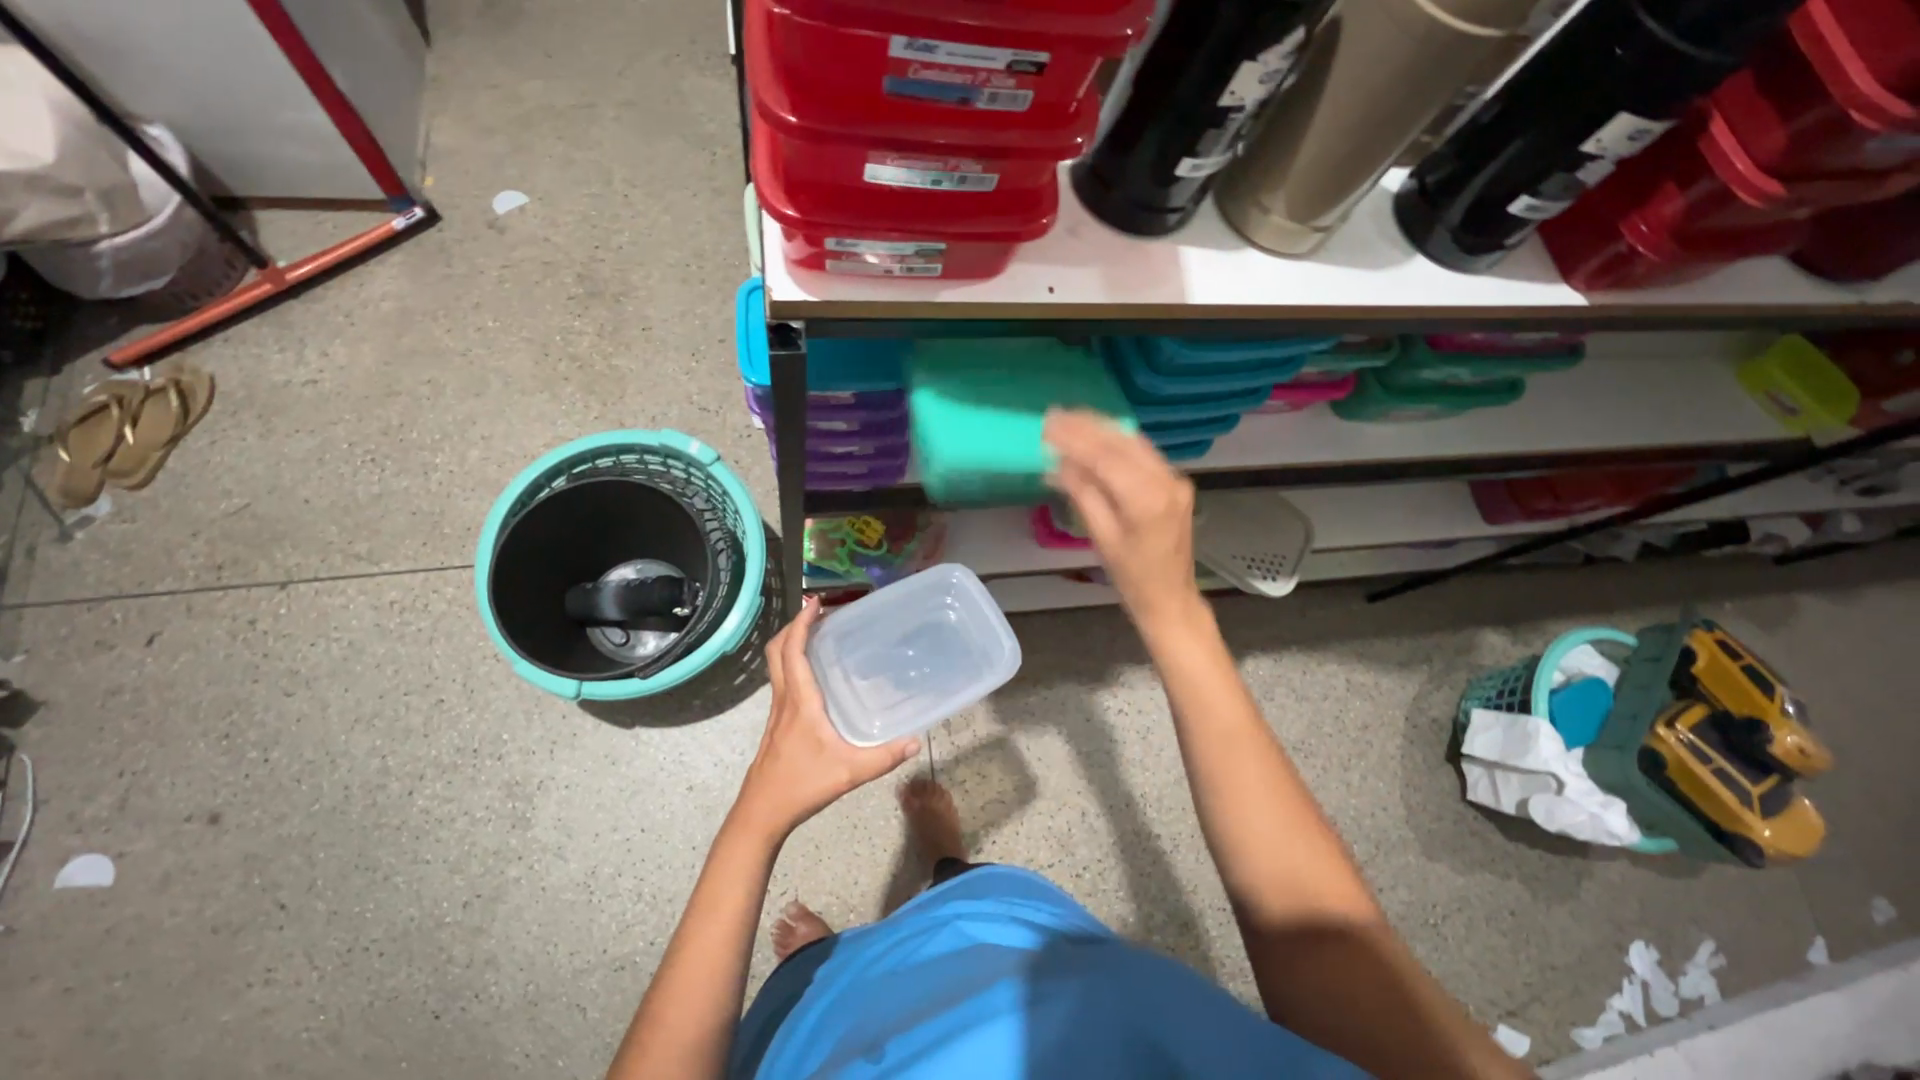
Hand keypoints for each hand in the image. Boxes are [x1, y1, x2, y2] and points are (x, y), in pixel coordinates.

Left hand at [735, 598, 920, 836]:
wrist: (762, 812)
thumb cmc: (802, 786)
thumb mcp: (850, 773)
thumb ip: (884, 757)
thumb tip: (916, 741)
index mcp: (799, 701)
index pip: (793, 651)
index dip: (802, 623)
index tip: (815, 602)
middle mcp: (784, 699)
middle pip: (777, 650)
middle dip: (793, 626)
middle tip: (816, 613)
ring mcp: (776, 712)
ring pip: (776, 666)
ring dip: (791, 644)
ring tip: (817, 636)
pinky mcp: (775, 724)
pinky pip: (781, 682)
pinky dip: (792, 665)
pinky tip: (814, 678)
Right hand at [1044, 409, 1201, 623]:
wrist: (1171, 597)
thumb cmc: (1132, 577)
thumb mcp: (1101, 538)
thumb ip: (1083, 494)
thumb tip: (1058, 464)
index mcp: (1146, 499)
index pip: (1105, 457)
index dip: (1075, 438)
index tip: (1048, 425)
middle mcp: (1166, 480)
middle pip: (1121, 441)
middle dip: (1087, 426)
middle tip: (1055, 416)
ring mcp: (1174, 479)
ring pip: (1133, 442)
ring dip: (1101, 429)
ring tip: (1070, 420)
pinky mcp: (1174, 482)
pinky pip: (1142, 453)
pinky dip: (1116, 442)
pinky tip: (1095, 438)